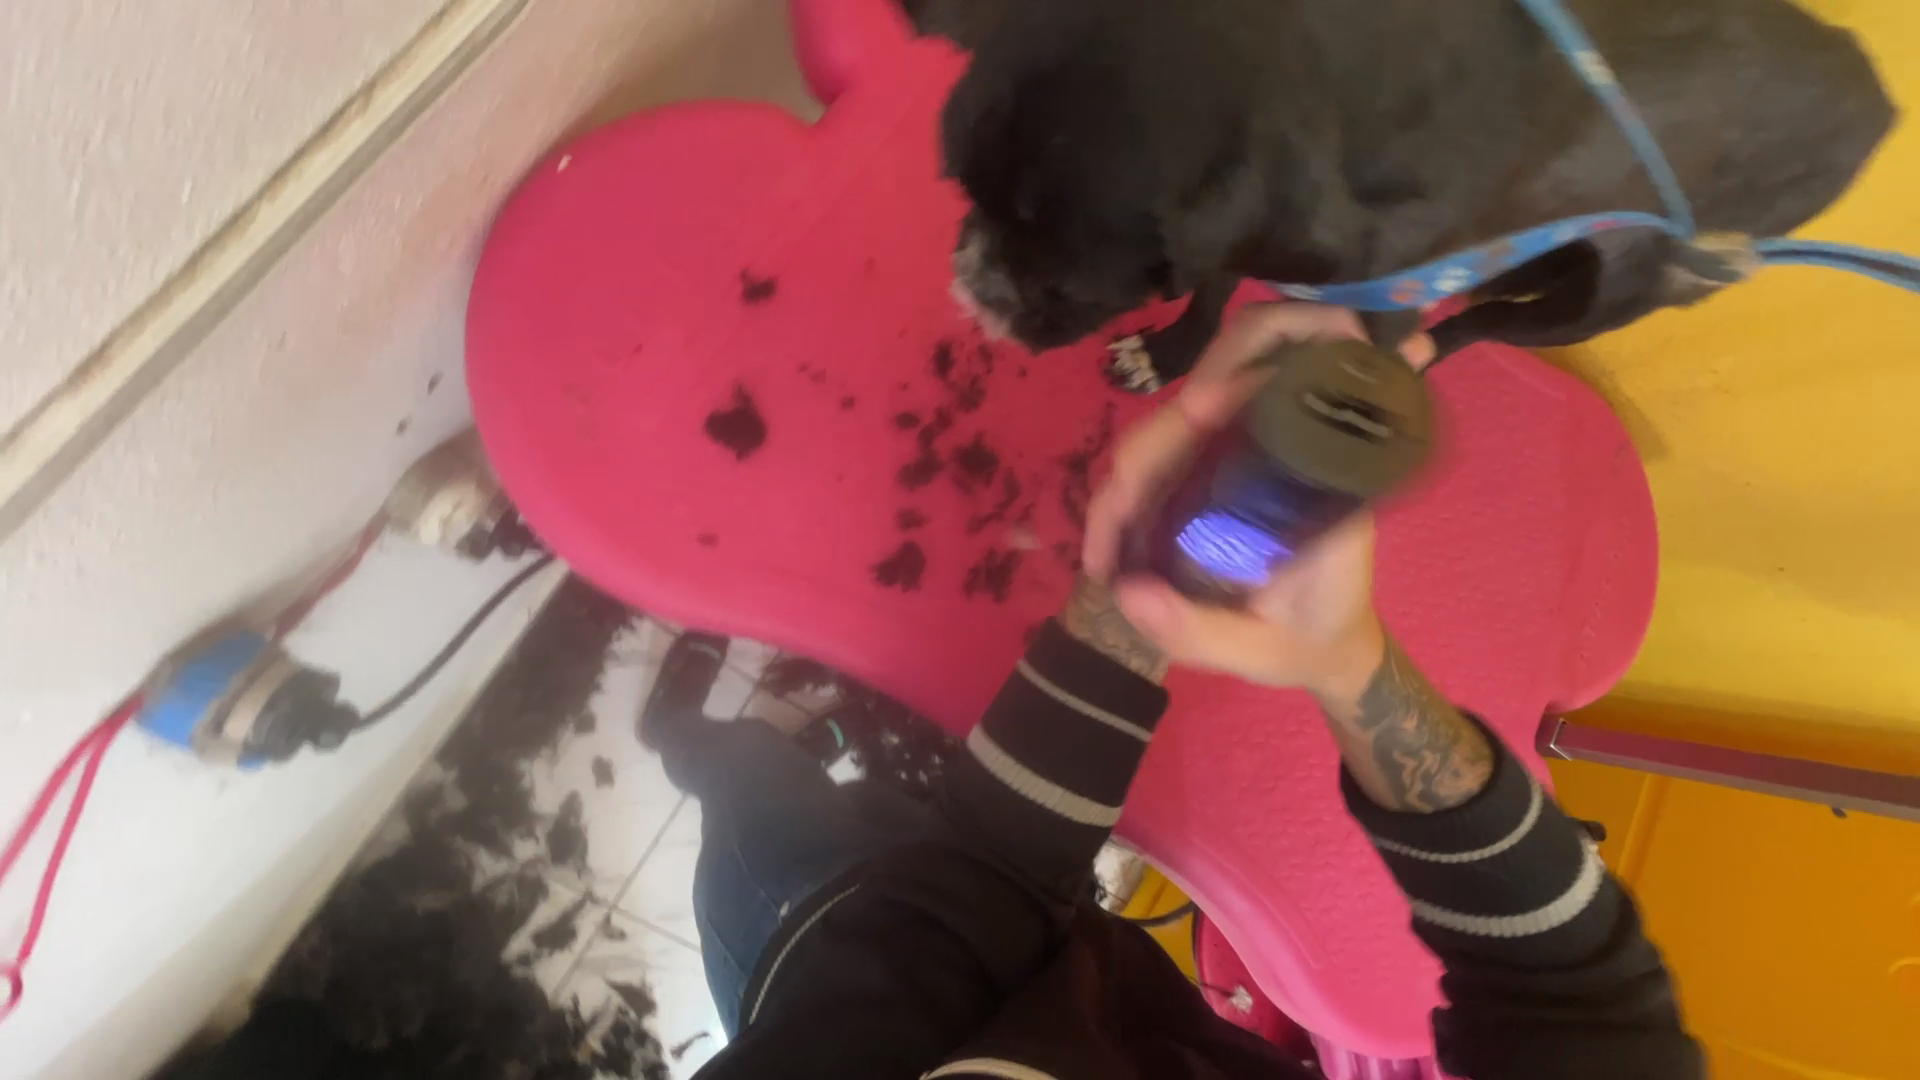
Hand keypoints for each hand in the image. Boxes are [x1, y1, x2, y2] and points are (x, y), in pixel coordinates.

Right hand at [1081, 304, 1434, 697]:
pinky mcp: (1212, 481)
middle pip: (1186, 422)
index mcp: (1308, 482)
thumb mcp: (1264, 652)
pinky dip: (1126, 499)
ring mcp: (1237, 465)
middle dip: (1131, 473)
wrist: (1331, 645)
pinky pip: (1160, 468)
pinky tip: (1111, 543)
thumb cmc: (1313, 642)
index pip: (1245, 412)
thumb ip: (1201, 631)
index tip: (1135, 478)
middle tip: (1101, 550)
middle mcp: (1272, 457)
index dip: (1183, 424)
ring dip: (1120, 488)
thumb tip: (1124, 593)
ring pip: (1163, 440)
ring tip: (1100, 556)